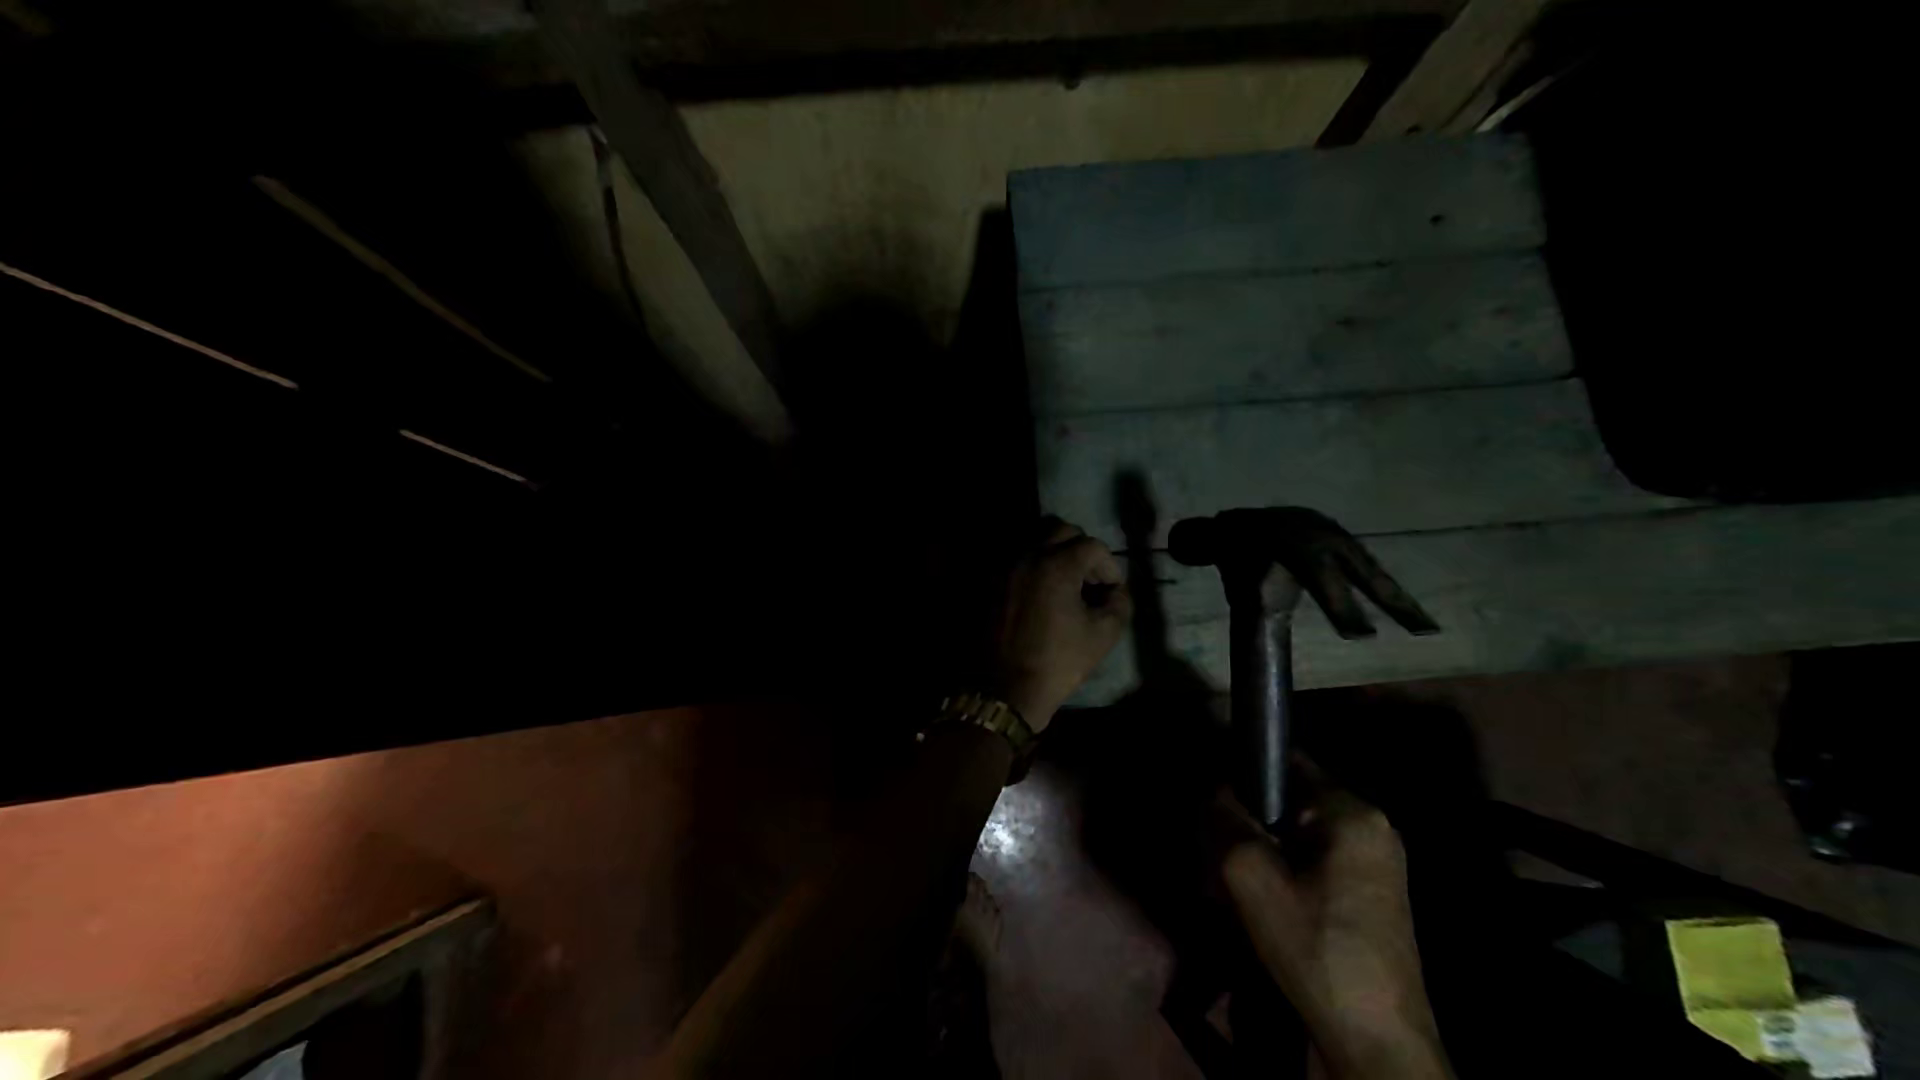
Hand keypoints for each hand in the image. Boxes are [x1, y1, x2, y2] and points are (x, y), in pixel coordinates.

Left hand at [992, 518, 1131, 730]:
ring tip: (1066, 584)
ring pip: (1035, 541)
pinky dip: (1034, 567)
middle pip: (1061, 531)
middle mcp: (1027, 556)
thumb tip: (1116, 591)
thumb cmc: (1058, 661)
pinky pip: (1017, 560)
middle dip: (1082, 550)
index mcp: (1057, 565)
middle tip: (1090, 579)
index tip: (1112, 591)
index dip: (1109, 567)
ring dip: (1056, 554)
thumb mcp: (1103, 635)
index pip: (1092, 546)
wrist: (1006, 688)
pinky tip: (1042, 594)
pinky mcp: (991, 582)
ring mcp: (1005, 567)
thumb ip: (1120, 603)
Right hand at [1218, 764, 1451, 1079]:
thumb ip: (1225, 819)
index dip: (1240, 775)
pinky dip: (1283, 871)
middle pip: (1289, 800)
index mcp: (1353, 811)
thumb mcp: (1251, 877)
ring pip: (1297, 833)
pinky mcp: (1372, 893)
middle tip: (1217, 853)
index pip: (1284, 761)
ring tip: (1232, 883)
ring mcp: (1377, 862)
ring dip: (1262, 850)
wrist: (1376, 1041)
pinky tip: (1262, 904)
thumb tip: (1213, 791)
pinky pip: (1313, 860)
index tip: (1212, 803)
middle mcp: (1373, 826)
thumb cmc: (1315, 948)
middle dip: (1249, 821)